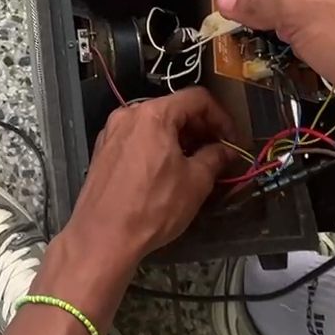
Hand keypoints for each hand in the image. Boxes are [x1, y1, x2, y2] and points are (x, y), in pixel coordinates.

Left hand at [63, 88, 237, 270]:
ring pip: (154, 123)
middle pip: (173, 108)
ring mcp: (112, 131)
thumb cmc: (152, 207)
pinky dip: (157, 145)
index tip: (231, 139)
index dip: (221, 116)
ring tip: (195, 163)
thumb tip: (226, 150)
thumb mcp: (194, 183)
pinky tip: (167, 170)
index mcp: (153, 114)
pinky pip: (137, 137)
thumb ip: (215, 158)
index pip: (196, 98)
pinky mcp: (103, 149)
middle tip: (217, 152)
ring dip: (179, 137)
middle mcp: (128, 114)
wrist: (102, 236)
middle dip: (200, 127)